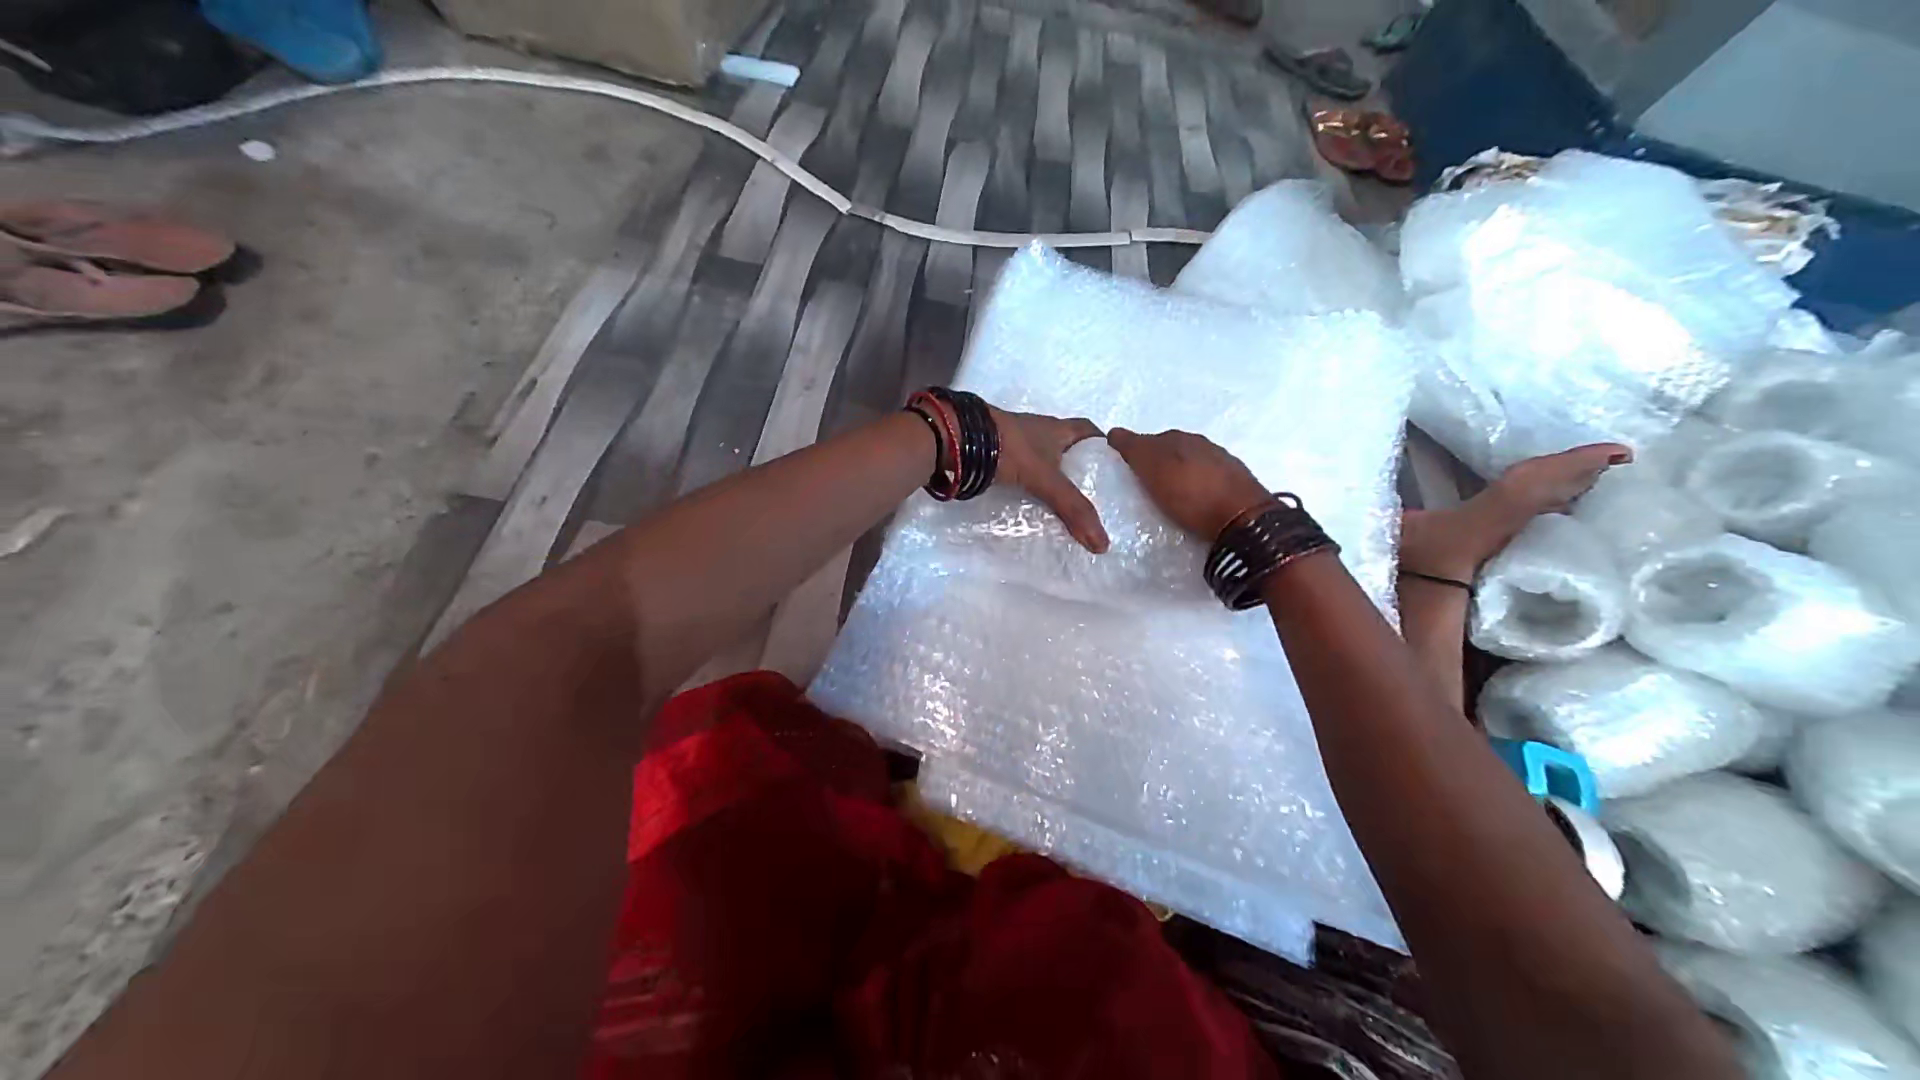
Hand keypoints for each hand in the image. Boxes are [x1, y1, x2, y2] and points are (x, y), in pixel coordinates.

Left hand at [989, 406, 1109, 552]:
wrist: (960, 440)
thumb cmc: (1010, 449)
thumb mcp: (1047, 479)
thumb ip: (1072, 508)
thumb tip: (1102, 543)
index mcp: (1057, 428)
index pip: (1089, 431)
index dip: (1102, 446)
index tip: (1114, 468)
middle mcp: (1038, 433)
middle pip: (1067, 448)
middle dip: (1079, 468)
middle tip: (1093, 496)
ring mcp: (1015, 445)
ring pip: (1043, 463)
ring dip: (1053, 480)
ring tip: (1067, 508)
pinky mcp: (997, 457)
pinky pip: (1022, 474)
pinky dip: (1030, 488)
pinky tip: (1034, 507)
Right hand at [1106, 427, 1268, 540]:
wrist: (1244, 519)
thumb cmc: (1190, 494)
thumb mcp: (1152, 468)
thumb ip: (1134, 448)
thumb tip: (1115, 433)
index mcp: (1177, 438)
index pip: (1145, 439)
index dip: (1131, 452)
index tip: (1121, 469)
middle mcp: (1200, 443)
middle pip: (1168, 450)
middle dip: (1154, 462)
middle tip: (1141, 484)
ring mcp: (1221, 462)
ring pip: (1189, 464)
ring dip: (1176, 475)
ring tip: (1165, 497)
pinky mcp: (1236, 484)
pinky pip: (1205, 480)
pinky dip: (1194, 487)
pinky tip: (1191, 503)